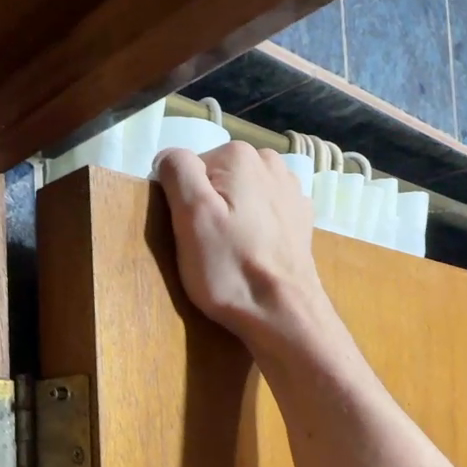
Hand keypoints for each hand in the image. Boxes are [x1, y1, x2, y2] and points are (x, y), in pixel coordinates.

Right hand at [154, 142, 327, 346]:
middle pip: (214, 179)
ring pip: (239, 194)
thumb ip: (177, 172)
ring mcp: (289, 188)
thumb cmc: (228, 267)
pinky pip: (261, 210)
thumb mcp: (190, 217)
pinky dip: (252, 226)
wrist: (281, 311)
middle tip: (205, 246)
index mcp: (238, 155)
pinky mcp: (299, 216)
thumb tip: (168, 157)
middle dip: (206, 207)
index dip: (180, 202)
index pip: (186, 168)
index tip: (187, 233)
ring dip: (230, 216)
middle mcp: (269, 161)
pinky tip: (252, 251)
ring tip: (229, 251)